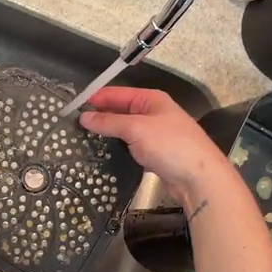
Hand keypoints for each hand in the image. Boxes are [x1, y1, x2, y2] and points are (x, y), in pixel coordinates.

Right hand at [77, 87, 243, 210]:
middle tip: (73, 125)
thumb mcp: (136, 129)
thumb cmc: (170, 145)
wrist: (199, 178)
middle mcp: (153, 113)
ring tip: (83, 138)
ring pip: (124, 129)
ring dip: (107, 132)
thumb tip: (84, 117)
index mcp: (151, 99)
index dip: (95, 98)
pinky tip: (103, 152)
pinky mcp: (154, 152)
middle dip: (99, 116)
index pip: (116, 93)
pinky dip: (117, 146)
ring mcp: (154, 133)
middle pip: (120, 110)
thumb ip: (109, 122)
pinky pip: (130, 144)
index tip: (72, 107)